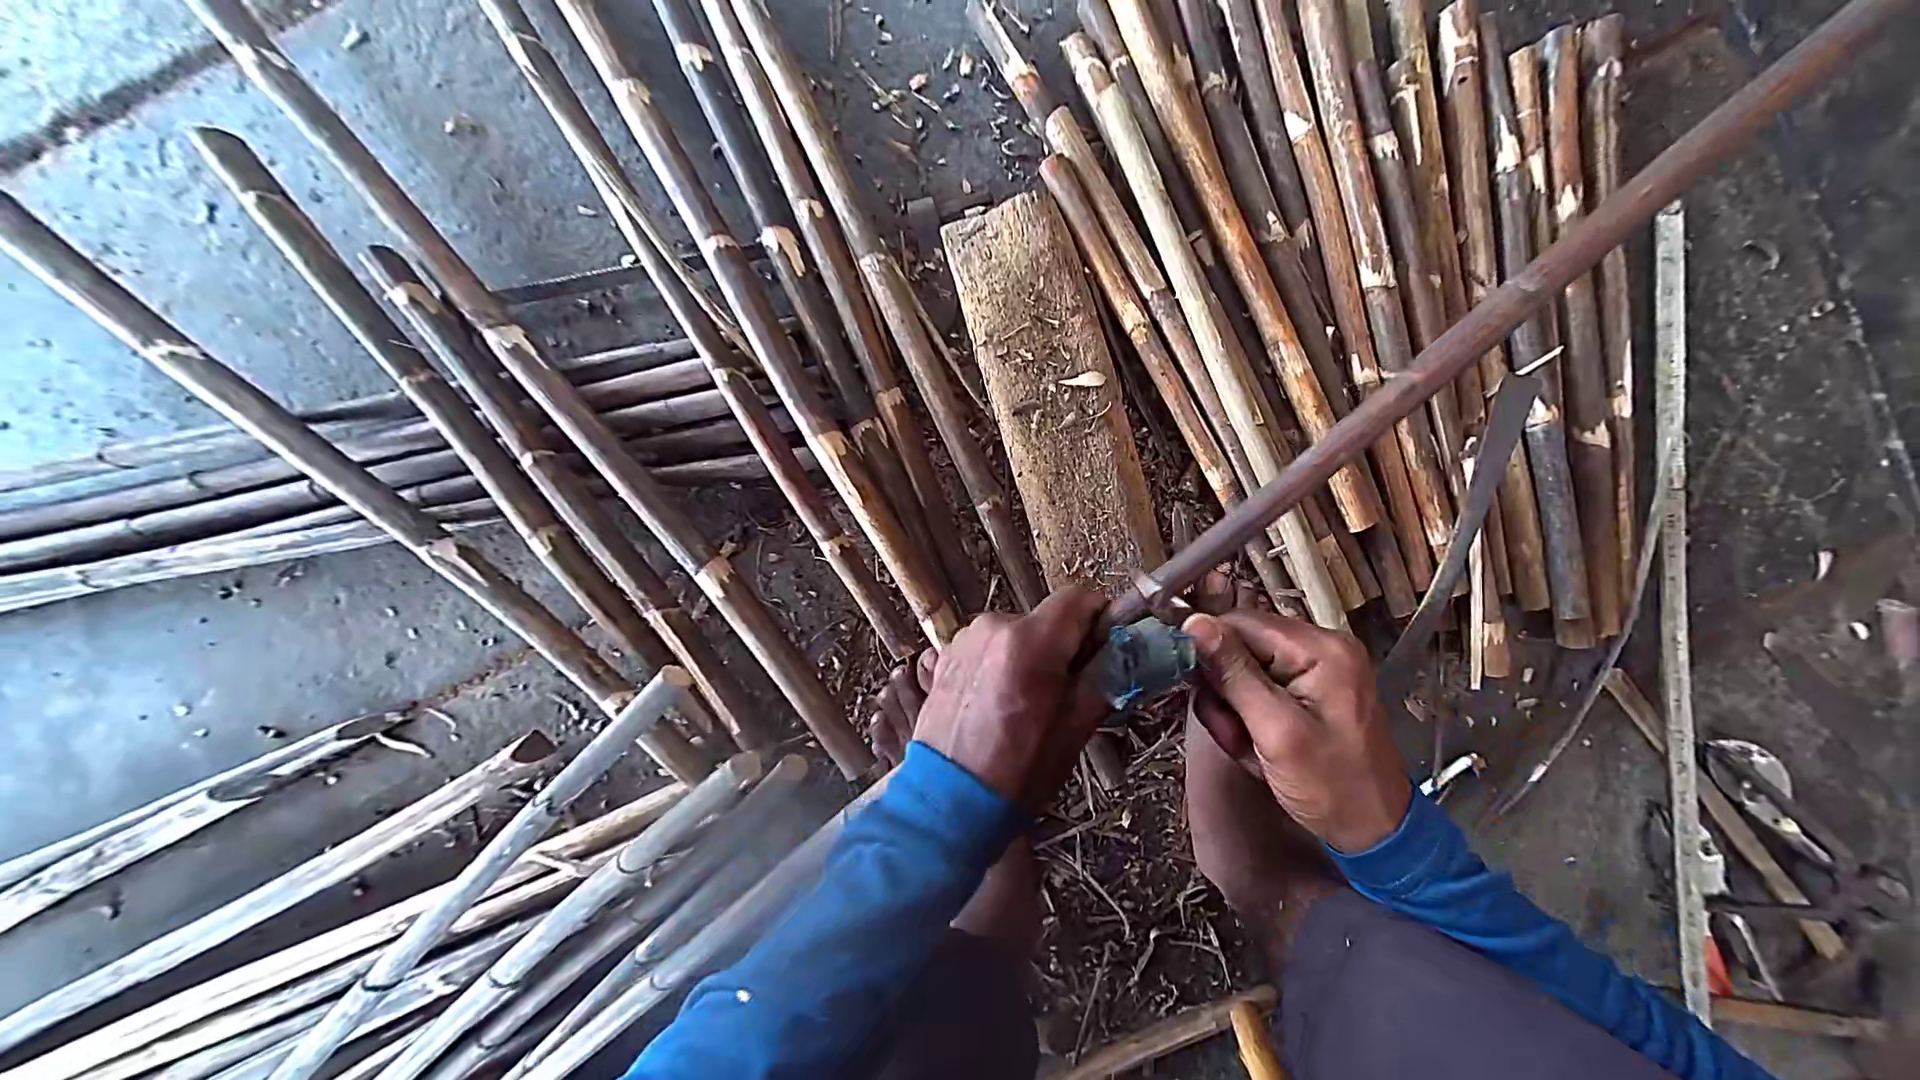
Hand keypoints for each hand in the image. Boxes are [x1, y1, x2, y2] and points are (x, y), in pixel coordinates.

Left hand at [911, 589, 1109, 807]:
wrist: (947, 800)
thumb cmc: (1016, 771)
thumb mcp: (1076, 728)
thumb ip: (1107, 677)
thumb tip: (1127, 648)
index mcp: (1029, 641)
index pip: (1078, 598)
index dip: (1098, 620)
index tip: (1101, 650)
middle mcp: (993, 627)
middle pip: (1046, 619)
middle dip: (1062, 647)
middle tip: (1063, 693)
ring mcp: (964, 639)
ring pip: (1016, 634)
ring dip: (1028, 657)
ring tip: (1023, 706)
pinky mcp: (946, 655)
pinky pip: (988, 648)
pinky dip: (1000, 665)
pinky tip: (996, 704)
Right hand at [1183, 608, 1410, 852]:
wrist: (1375, 833)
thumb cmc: (1333, 788)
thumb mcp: (1275, 730)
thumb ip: (1233, 673)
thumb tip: (1195, 624)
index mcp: (1321, 649)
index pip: (1239, 622)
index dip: (1209, 651)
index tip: (1201, 689)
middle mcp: (1320, 647)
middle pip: (1238, 644)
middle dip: (1223, 688)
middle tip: (1232, 730)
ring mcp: (1314, 668)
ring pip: (1239, 668)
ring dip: (1230, 708)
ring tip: (1248, 744)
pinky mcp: (1306, 688)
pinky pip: (1255, 687)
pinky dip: (1245, 715)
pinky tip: (1256, 743)